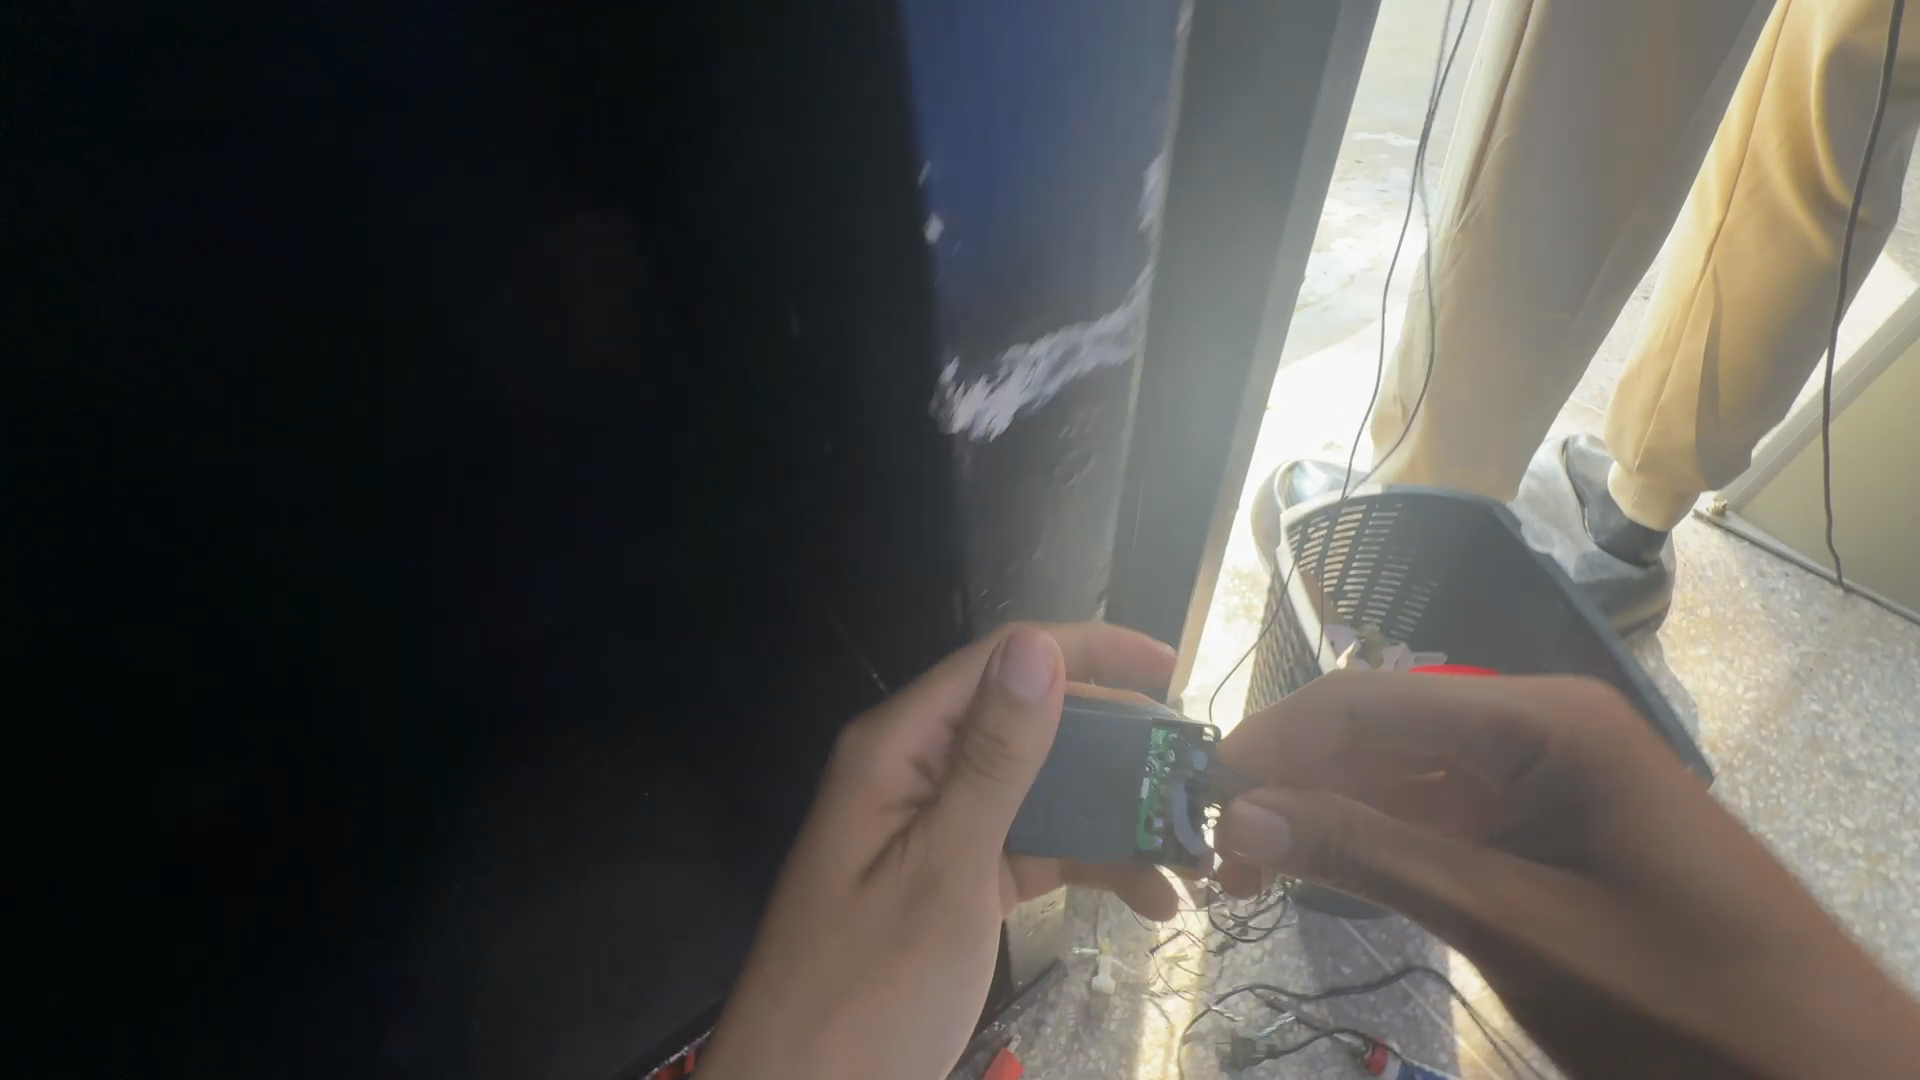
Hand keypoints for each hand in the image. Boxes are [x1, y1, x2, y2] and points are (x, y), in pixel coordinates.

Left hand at [698, 623, 1179, 1079]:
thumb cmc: (868, 989)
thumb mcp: (944, 867)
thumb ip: (995, 756)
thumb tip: (1038, 646)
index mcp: (900, 744)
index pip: (999, 662)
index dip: (1085, 651)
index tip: (1165, 665)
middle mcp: (918, 767)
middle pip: (1024, 721)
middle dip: (1109, 741)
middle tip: (1185, 767)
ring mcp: (937, 821)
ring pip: (1035, 787)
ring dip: (1106, 812)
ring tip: (1182, 844)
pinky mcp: (955, 872)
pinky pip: (1027, 843)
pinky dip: (1082, 861)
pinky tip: (1144, 893)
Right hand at [1213, 672, 1919, 1078]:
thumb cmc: (1701, 1015)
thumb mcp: (1515, 926)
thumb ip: (1368, 855)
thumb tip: (1236, 817)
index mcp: (1538, 719)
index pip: (1366, 702)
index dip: (1274, 743)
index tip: (1203, 795)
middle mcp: (1525, 728)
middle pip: (1369, 735)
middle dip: (1287, 786)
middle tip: (1217, 850)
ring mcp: (1525, 778)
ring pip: (1384, 776)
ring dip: (1313, 818)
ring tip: (1246, 871)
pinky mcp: (1524, 828)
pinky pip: (1418, 818)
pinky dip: (1358, 844)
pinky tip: (1310, 871)